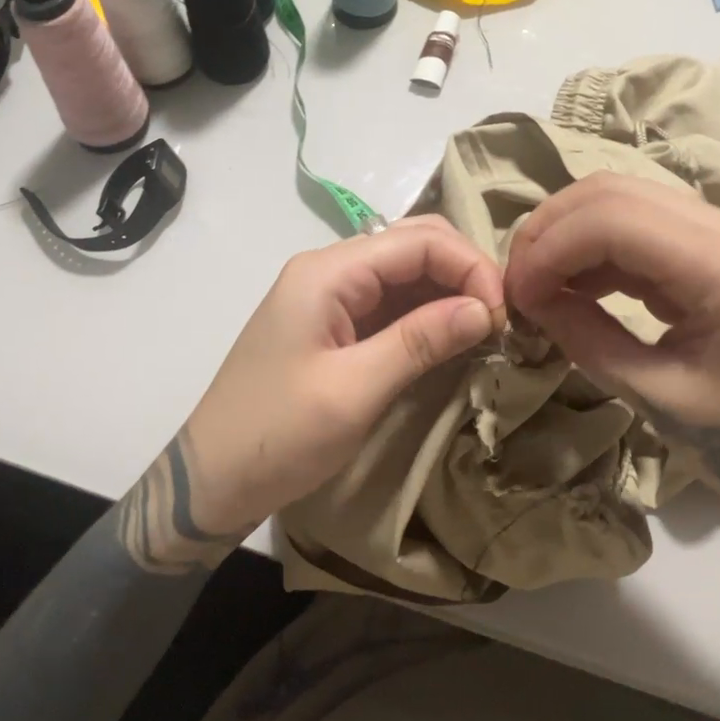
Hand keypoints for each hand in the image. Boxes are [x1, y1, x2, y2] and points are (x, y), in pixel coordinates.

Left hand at [119, 217, 503, 571]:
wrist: (212, 479)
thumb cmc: (278, 435)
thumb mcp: (354, 390)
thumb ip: (421, 341)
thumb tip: (486, 308)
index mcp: (327, 272)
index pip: (417, 241)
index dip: (470, 267)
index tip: (507, 314)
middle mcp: (329, 271)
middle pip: (412, 246)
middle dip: (464, 273)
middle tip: (505, 320)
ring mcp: (330, 297)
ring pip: (405, 274)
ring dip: (450, 293)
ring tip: (490, 330)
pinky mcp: (334, 326)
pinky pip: (390, 305)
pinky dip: (427, 316)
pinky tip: (455, 338)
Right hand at [503, 174, 719, 570]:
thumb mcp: (658, 398)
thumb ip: (585, 336)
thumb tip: (525, 296)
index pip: (611, 218)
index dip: (548, 249)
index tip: (514, 297)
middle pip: (614, 192)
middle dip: (551, 231)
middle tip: (517, 285)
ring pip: (627, 200)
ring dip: (572, 236)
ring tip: (538, 288)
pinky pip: (648, 227)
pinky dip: (601, 251)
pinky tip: (575, 288)